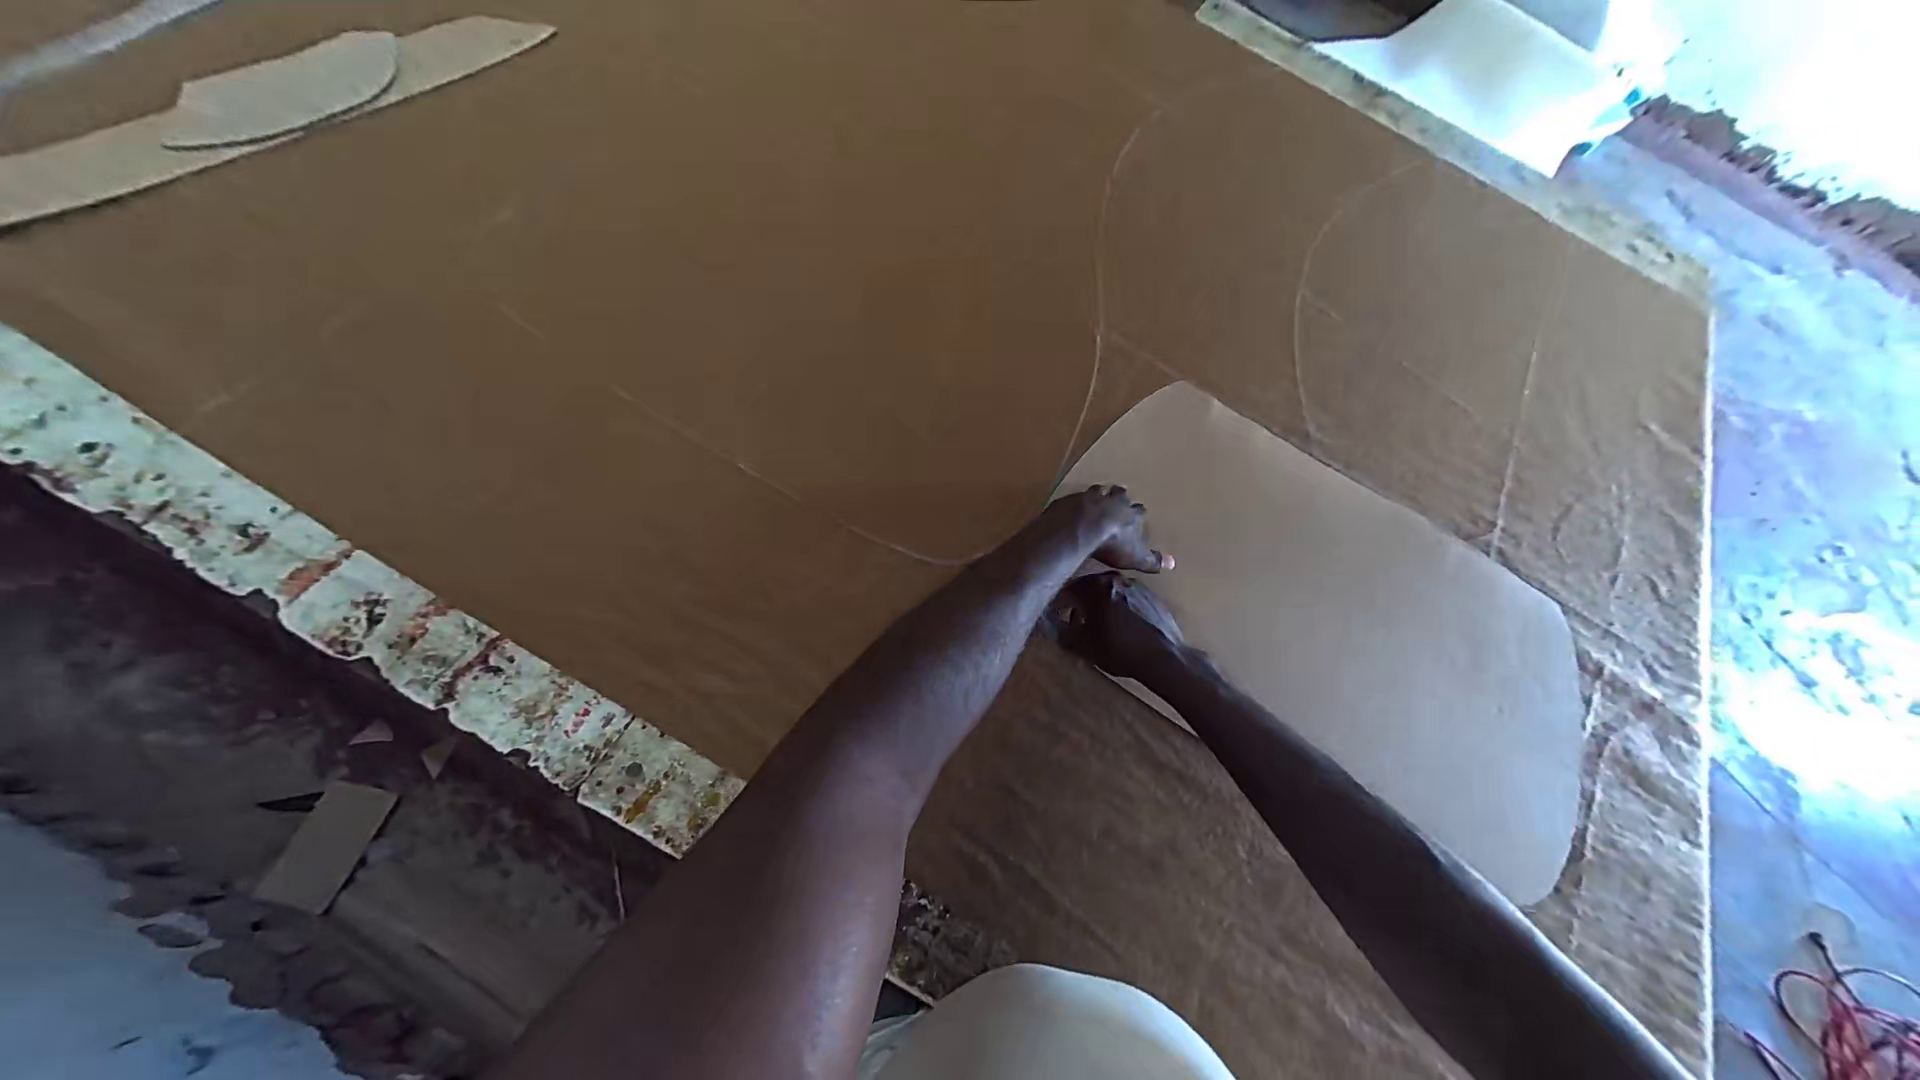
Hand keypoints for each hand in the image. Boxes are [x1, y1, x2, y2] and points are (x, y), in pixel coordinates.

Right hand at [1045, 571, 1186, 680]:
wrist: (1165, 658)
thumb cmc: (1119, 650)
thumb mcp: (1082, 645)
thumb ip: (1059, 631)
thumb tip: (1045, 623)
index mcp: (1095, 585)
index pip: (1066, 589)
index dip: (1056, 605)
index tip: (1052, 617)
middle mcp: (1116, 578)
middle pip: (1088, 588)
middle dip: (1078, 603)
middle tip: (1072, 622)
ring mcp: (1137, 585)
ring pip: (1109, 591)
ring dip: (1099, 604)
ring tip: (1097, 626)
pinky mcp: (1153, 596)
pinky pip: (1127, 598)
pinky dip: (1118, 608)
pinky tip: (1120, 626)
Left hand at [1049, 485, 1173, 572]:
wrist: (1081, 528)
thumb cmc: (1113, 544)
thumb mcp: (1136, 557)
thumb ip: (1153, 560)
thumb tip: (1173, 564)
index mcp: (1131, 513)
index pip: (1139, 510)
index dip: (1138, 512)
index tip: (1138, 512)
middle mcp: (1113, 500)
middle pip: (1120, 493)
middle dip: (1120, 495)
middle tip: (1118, 497)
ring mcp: (1091, 496)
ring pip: (1098, 490)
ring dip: (1098, 493)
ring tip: (1096, 497)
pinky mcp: (1071, 499)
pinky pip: (1075, 497)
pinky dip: (1076, 502)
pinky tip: (1073, 506)